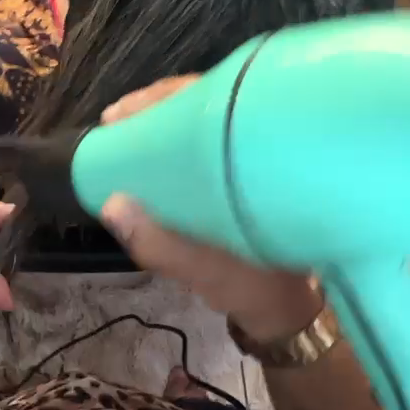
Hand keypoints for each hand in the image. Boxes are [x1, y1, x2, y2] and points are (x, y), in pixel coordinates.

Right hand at [96, 77, 324, 341]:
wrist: (296, 310)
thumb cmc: (256, 288)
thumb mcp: (207, 272)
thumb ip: (161, 245)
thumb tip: (113, 206)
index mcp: (263, 160)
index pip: (213, 103)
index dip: (166, 99)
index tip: (123, 115)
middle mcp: (265, 145)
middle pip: (207, 102)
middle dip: (157, 106)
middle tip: (114, 121)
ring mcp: (259, 157)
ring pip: (207, 119)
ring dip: (165, 120)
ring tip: (124, 129)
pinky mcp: (250, 173)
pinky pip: (211, 142)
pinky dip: (178, 140)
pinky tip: (153, 150)